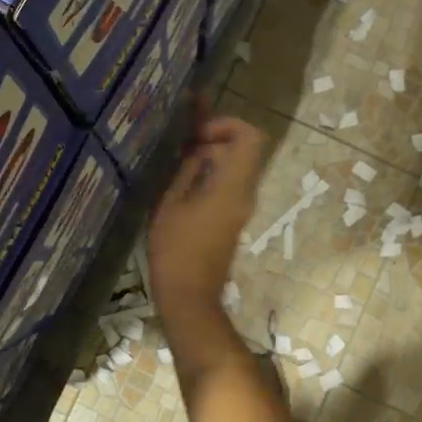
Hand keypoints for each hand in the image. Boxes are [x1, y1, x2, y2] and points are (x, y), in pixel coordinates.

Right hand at [148, 95, 266, 321]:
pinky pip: (228, 182)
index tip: (198, 134)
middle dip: (214, 138)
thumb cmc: (175, 251)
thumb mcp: (171, 204)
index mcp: (232, 186)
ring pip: (235, 165)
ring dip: (211, 154)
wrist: (190, 296)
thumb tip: (200, 149)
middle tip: (182, 140)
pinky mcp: (232, 217)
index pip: (250, 137)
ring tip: (177, 154)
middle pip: (242, 148)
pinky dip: (211, 172)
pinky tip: (183, 175)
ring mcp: (241, 206)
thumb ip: (189, 170)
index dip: (226, 124)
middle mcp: (244, 193)